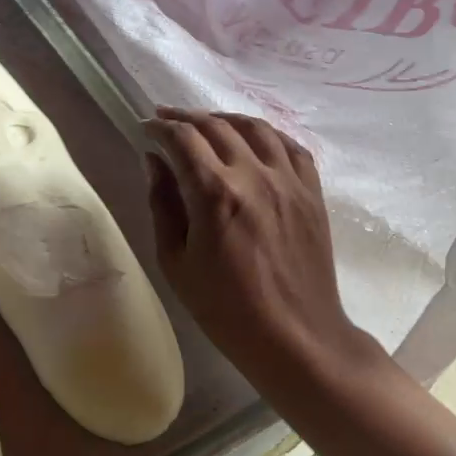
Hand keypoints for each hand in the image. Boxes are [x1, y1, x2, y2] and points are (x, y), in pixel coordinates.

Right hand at [143, 109, 375, 392]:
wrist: (296, 338)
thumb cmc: (224, 308)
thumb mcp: (174, 260)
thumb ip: (162, 203)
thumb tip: (154, 161)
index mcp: (214, 193)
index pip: (181, 138)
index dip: (158, 128)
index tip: (144, 128)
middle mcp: (253, 175)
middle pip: (215, 126)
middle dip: (184, 117)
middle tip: (165, 119)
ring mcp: (288, 181)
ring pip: (254, 127)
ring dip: (223, 119)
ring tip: (205, 123)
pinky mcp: (311, 193)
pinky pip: (290, 146)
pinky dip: (265, 133)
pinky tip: (251, 139)